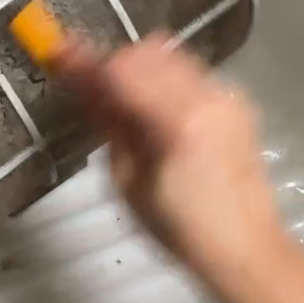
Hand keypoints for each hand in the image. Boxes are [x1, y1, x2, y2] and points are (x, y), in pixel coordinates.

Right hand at [53, 33, 292, 275]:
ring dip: (136, 67)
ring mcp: (226, 97)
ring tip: (117, 98)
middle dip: (110, 62)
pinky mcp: (235, 104)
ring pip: (167, 56)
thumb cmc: (178, 228)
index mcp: (176, 121)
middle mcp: (206, 96)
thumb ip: (108, 124)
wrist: (247, 250)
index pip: (120, 69)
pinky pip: (188, 72)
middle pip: (144, 52)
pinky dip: (160, 78)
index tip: (55, 52)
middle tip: (85, 83)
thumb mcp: (127, 181)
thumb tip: (84, 86)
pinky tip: (150, 108)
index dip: (84, 59)